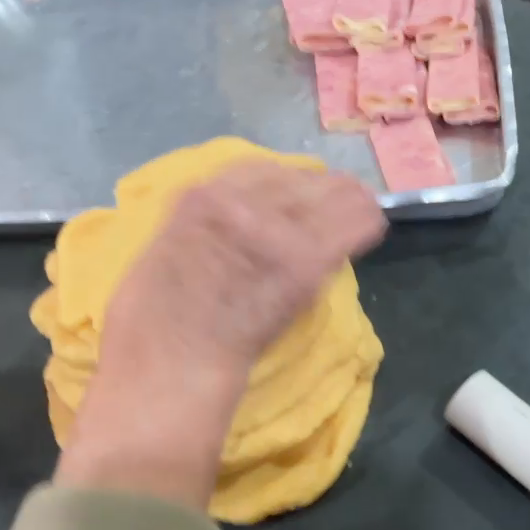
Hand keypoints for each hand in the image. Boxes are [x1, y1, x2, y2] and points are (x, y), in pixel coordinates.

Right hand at [56, 161, 386, 508]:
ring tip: (362, 206)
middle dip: (325, 188)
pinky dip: (366, 222)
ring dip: (350, 200)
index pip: (264, 169)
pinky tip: (374, 223)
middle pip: (306, 179)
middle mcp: (245, 202)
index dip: (290, 179)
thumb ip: (206, 222)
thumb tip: (241, 217)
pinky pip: (355, 225)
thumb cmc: (154, 319)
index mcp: (203, 196)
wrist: (174, 360)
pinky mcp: (309, 261)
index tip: (303, 188)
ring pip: (337, 195)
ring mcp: (280, 230)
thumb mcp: (165, 246)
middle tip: (342, 196)